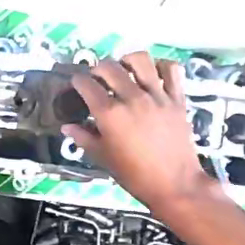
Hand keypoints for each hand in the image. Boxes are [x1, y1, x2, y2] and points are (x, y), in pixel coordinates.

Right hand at [62, 51, 217, 209]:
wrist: (175, 184)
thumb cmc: (135, 175)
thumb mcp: (104, 158)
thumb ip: (84, 138)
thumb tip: (67, 127)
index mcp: (110, 114)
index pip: (87, 85)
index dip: (78, 82)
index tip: (78, 85)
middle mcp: (132, 98)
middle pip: (109, 67)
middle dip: (98, 69)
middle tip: (98, 78)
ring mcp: (157, 95)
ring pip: (140, 60)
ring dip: (127, 60)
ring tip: (125, 69)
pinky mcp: (177, 98)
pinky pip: (172, 69)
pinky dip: (161, 66)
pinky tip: (154, 73)